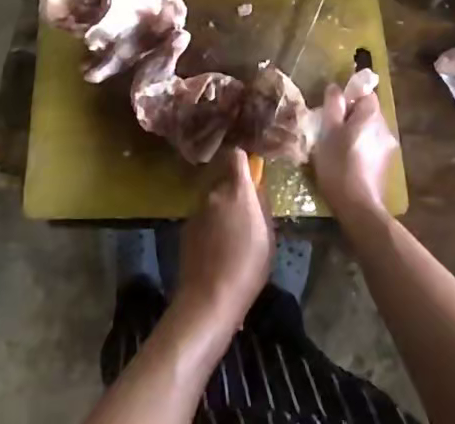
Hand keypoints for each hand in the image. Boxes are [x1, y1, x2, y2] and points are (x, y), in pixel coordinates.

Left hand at [176, 147, 271, 326]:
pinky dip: (210, 226)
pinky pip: (203, 218)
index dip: (243, 162)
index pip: (236, 156)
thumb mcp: (268, 236)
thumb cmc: (248, 267)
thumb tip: (256, 187)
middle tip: (246, 217)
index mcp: (237, 191)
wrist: (209, 298)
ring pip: (213, 200)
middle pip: (224, 180)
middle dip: (235, 192)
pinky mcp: (186, 227)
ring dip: (222, 210)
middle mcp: (214, 194)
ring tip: (232, 238)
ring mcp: (197, 210)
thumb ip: (262, 205)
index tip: (251, 175)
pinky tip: (217, 250)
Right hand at [311, 81, 397, 219]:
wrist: (357, 206)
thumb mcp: (328, 130)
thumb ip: (333, 105)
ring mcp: (388, 147)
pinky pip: (372, 146)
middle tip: (331, 130)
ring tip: (338, 147)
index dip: (349, 97)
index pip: (365, 93)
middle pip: (368, 112)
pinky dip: (361, 148)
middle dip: (351, 116)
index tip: (334, 110)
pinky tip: (348, 162)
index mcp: (372, 115)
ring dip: (356, 133)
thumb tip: (336, 87)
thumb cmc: (338, 163)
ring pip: (370, 130)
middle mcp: (385, 127)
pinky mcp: (386, 164)